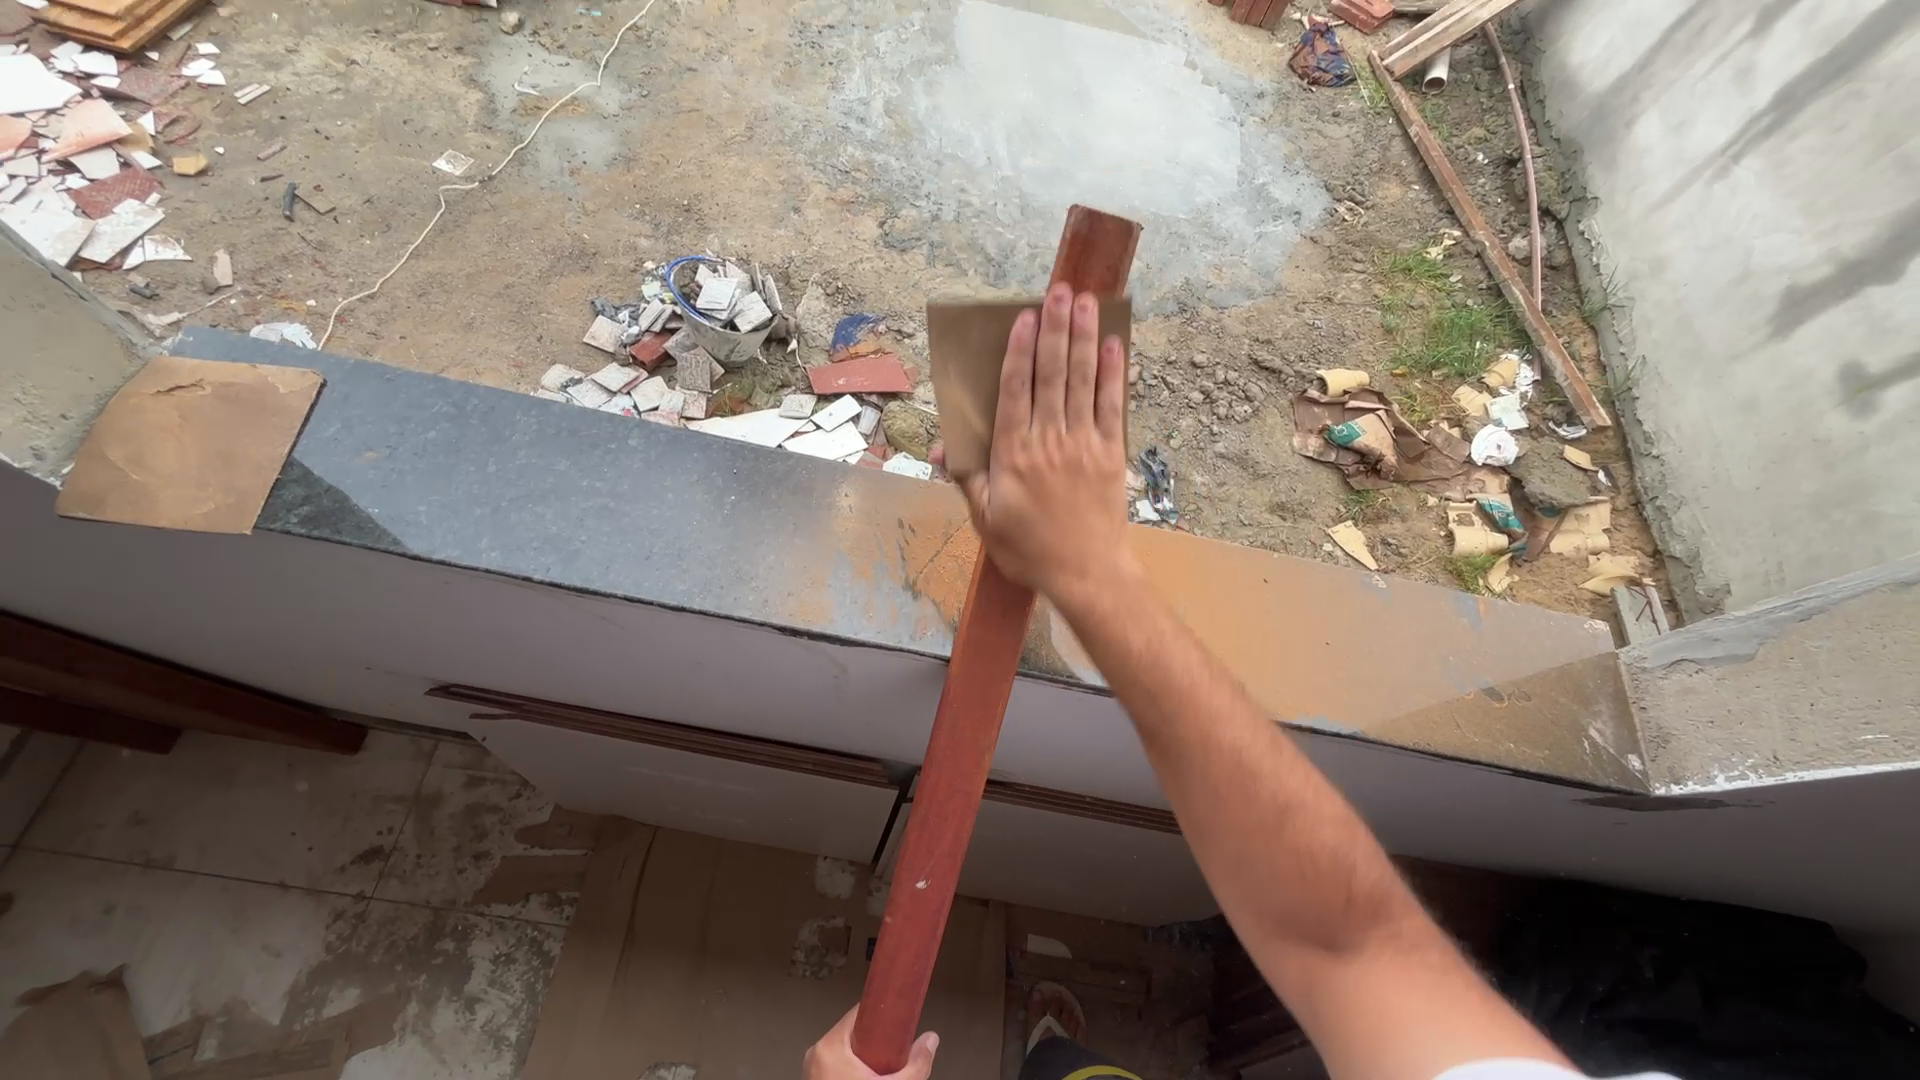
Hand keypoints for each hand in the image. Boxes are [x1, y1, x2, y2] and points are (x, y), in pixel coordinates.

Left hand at [804, 1008, 937, 1079]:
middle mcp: (816, 1053)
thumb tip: (931, 1039)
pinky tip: (868, 1079)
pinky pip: (838, 1066)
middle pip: (854, 1032)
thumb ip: (915, 1065)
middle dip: (876, 1042)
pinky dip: (853, 1070)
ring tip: (883, 1071)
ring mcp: (812, 1070)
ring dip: (865, 1058)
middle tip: (894, 1056)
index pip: (860, 1013)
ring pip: (846, 1050)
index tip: (900, 1025)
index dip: (883, 1017)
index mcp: (828, 1047)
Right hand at [956, 283, 1138, 610]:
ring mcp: (1083, 444)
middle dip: (1055, 329)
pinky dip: (1113, 374)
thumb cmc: (1029, 550)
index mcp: (1013, 454)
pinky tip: (1114, 346)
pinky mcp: (1111, 454)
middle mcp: (1048, 440)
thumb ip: (967, 479)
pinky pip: (1112, 406)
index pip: (1016, 390)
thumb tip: (943, 449)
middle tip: (1059, 291)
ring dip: (1084, 339)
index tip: (1024, 317)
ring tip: (1086, 303)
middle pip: (1052, 374)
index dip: (1020, 350)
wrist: (1086, 573)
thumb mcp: (985, 519)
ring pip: (1082, 381)